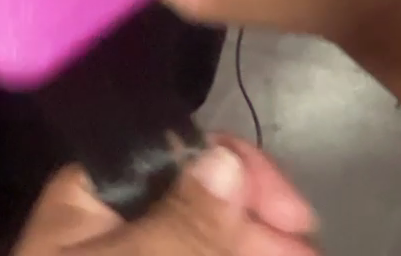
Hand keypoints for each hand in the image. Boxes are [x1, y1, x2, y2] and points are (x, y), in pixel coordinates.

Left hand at [11, 137, 316, 254]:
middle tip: (305, 255)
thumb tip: (223, 158)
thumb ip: (177, 223)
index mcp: (95, 196)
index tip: (293, 213)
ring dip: (250, 251)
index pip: (169, 154)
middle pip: (200, 206)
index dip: (234, 170)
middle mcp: (118, 224)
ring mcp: (140, 255)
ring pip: (206, 246)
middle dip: (255, 227)